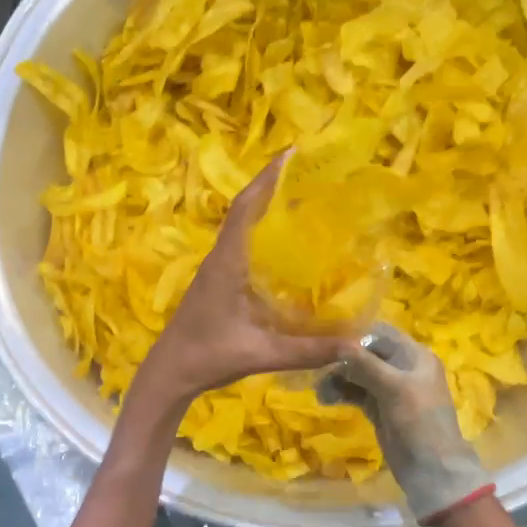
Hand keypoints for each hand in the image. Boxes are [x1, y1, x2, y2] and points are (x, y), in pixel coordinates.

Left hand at [140, 153, 353, 402]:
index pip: (246, 208)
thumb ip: (307, 350)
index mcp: (227, 262)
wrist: (170, 374)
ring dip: (268, 213)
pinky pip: (243, 249)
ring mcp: (216, 271)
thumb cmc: (208, 356)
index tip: (292, 153)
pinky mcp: (217, 285)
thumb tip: (356, 343)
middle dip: (275, 189)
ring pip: (244, 230)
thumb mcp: (260, 354)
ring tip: (305, 203)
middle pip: (247, 212)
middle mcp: (220, 259)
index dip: (268, 179)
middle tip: (311, 176)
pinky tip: (288, 251)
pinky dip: (264, 239)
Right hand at [320, 323, 491, 521]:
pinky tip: (326, 399)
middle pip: (366, 353)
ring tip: (320, 391)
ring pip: (358, 374)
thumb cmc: (419, 421)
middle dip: (342, 360)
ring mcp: (390, 388)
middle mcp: (402, 367)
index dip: (356, 335)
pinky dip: (341, 393)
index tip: (328, 340)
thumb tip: (340, 344)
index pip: (381, 334)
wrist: (431, 467)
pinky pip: (356, 392)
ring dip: (338, 378)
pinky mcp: (379, 407)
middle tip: (318, 369)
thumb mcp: (394, 388)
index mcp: (415, 356)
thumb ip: (366, 364)